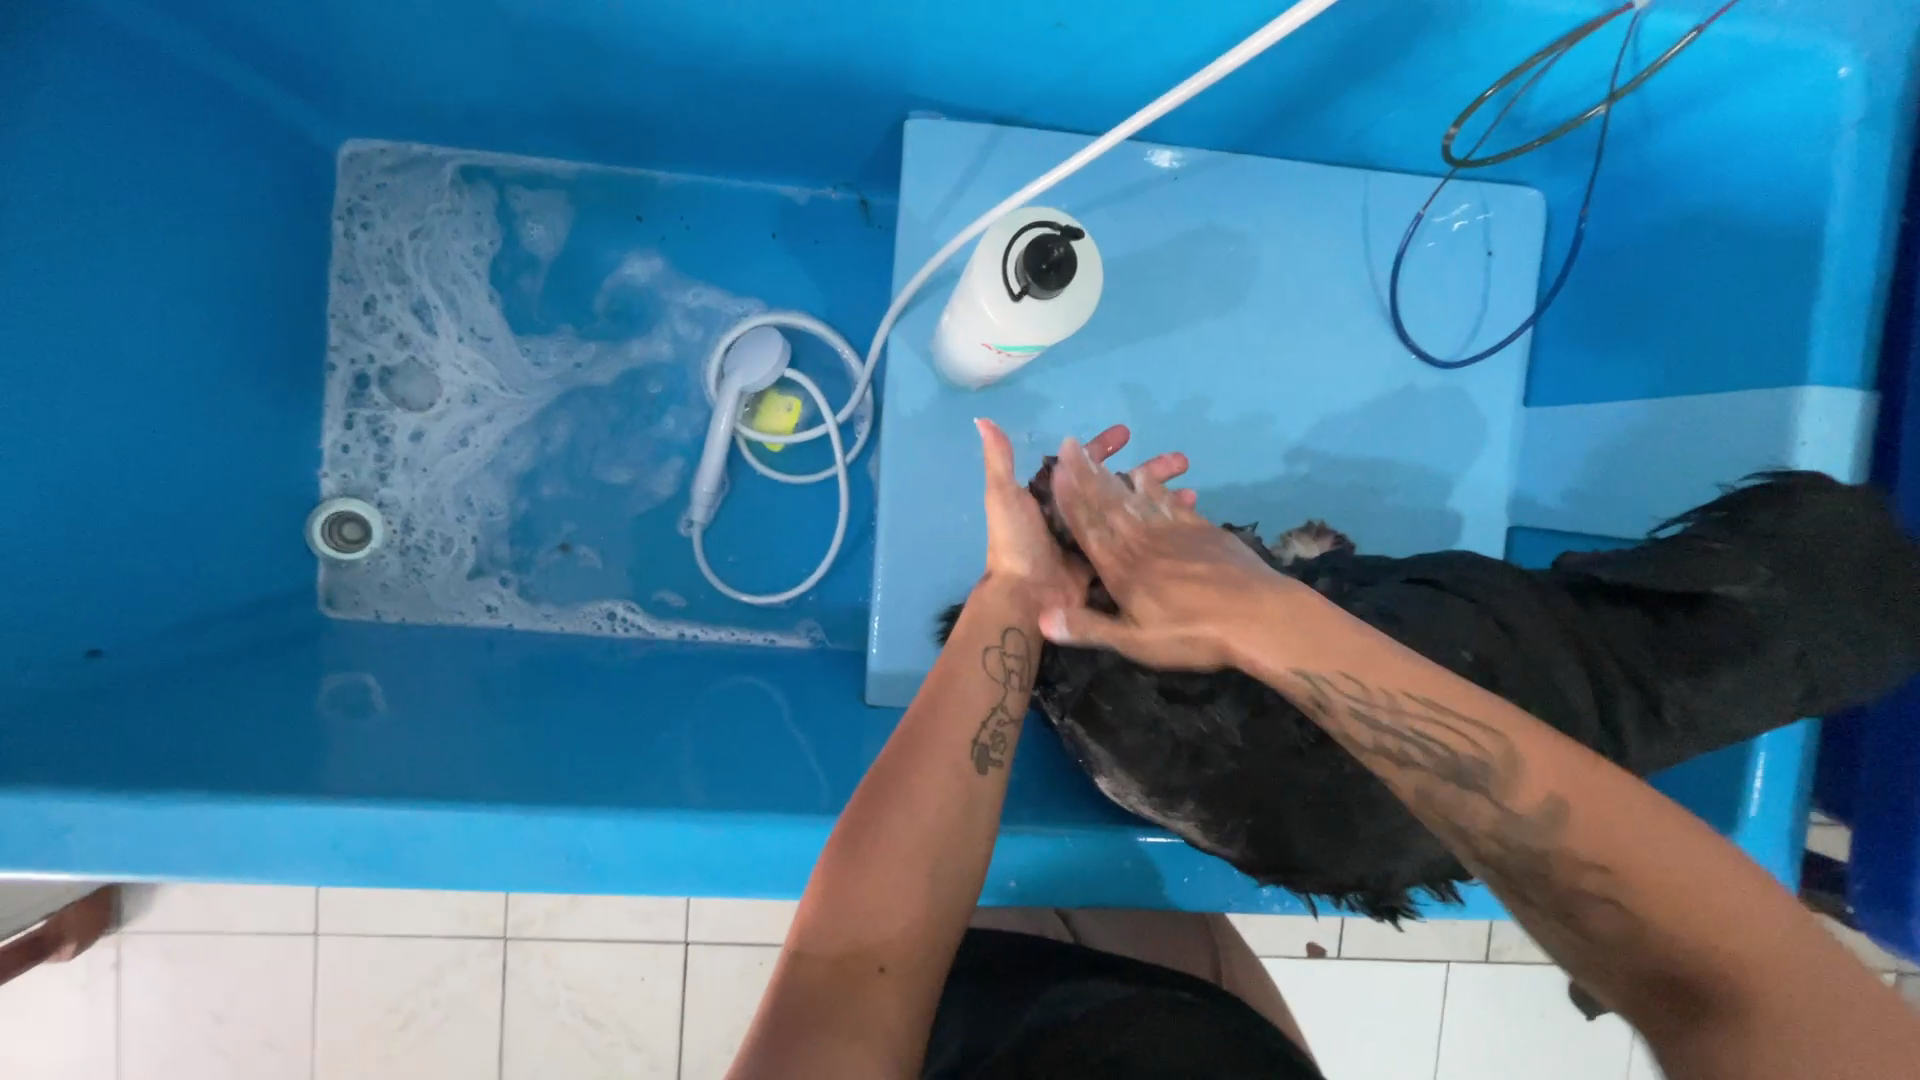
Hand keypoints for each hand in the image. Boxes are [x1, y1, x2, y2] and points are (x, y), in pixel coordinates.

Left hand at [976, 418, 1188, 613]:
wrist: (1025, 597)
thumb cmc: (1016, 544)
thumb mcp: (1003, 497)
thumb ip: (999, 461)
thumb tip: (982, 420)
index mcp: (1051, 497)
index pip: (1082, 466)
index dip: (1102, 448)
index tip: (1127, 433)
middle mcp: (1074, 515)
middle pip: (1115, 486)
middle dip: (1147, 471)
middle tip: (1180, 461)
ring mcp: (1092, 540)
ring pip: (1131, 511)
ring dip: (1159, 499)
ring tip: (1192, 490)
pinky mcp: (1107, 564)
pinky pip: (1136, 542)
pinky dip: (1158, 530)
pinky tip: (1184, 521)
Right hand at [1035, 434, 1300, 669]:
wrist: (1259, 615)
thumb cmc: (1193, 633)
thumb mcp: (1136, 641)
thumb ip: (1088, 627)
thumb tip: (1041, 616)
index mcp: (1121, 568)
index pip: (1089, 527)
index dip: (1071, 498)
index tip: (1056, 469)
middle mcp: (1142, 541)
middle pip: (1109, 504)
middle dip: (1087, 475)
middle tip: (1071, 445)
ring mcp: (1174, 532)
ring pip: (1136, 498)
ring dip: (1114, 475)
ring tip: (1099, 455)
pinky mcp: (1202, 530)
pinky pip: (1170, 502)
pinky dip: (1155, 487)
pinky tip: (1148, 476)